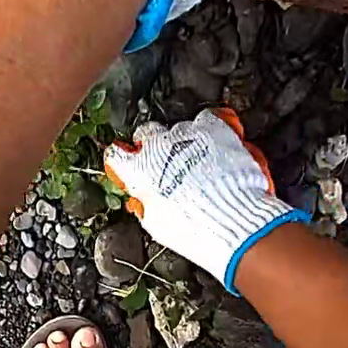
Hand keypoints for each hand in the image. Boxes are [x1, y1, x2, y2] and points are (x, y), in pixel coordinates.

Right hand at [102, 108, 308, 292]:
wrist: (230, 220)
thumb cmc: (193, 228)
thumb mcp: (156, 224)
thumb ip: (145, 203)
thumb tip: (144, 199)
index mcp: (139, 170)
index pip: (116, 155)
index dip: (122, 162)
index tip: (127, 167)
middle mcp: (160, 146)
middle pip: (147, 133)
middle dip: (152, 146)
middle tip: (162, 166)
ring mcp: (189, 134)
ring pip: (178, 127)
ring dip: (182, 141)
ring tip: (193, 163)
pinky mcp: (217, 129)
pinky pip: (208, 119)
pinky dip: (208, 130)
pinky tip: (213, 146)